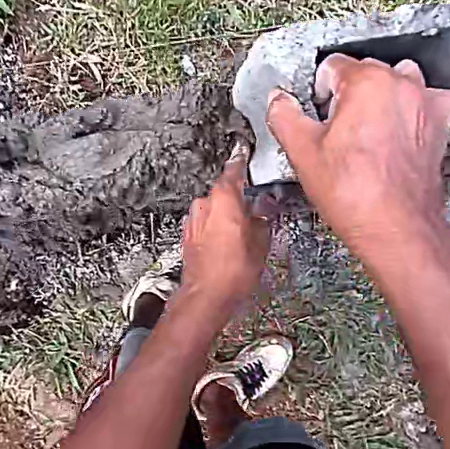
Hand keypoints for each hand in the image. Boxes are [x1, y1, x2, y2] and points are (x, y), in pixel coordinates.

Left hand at [176, 144, 271, 314]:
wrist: (206, 294)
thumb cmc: (232, 271)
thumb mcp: (261, 244)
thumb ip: (262, 221)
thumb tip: (261, 216)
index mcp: (224, 198)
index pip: (233, 169)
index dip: (241, 162)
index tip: (244, 154)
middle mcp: (204, 204)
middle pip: (223, 192)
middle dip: (237, 199)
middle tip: (254, 210)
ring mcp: (193, 220)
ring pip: (213, 209)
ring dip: (225, 216)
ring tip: (241, 233)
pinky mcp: (187, 236)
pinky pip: (204, 224)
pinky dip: (214, 229)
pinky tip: (226, 243)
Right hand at [266, 55, 449, 263]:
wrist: (395, 225)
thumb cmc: (356, 194)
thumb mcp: (303, 153)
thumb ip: (284, 117)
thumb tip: (278, 101)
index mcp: (365, 83)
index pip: (332, 67)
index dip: (318, 94)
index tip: (318, 116)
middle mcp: (400, 84)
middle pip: (365, 72)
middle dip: (349, 95)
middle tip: (337, 131)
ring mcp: (424, 103)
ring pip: (398, 80)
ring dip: (382, 97)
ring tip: (367, 130)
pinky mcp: (439, 124)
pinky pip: (428, 101)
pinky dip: (414, 109)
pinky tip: (399, 131)